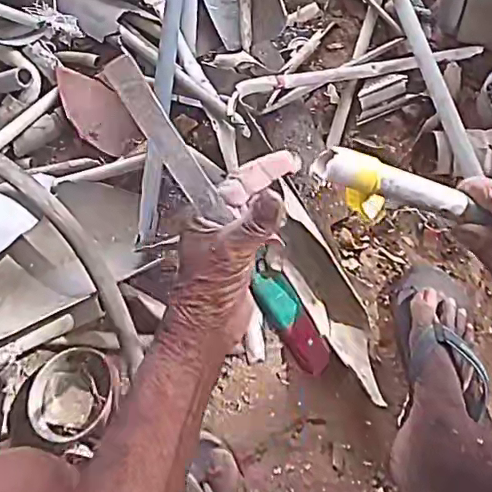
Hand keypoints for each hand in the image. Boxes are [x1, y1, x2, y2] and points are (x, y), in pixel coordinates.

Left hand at [165, 151, 298, 352]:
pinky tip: (275, 247)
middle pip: (252, 196)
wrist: (206, 331)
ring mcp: (232, 242)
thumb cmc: (202, 295)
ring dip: (274, 220)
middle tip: (290, 176)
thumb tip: (273, 200)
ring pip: (261, 218)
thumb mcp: (232, 251)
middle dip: (270, 190)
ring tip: (283, 217)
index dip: (265, 168)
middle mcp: (219, 225)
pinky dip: (275, 241)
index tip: (286, 161)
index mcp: (208, 215)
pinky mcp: (244, 260)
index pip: (240, 180)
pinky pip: (266, 240)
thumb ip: (255, 224)